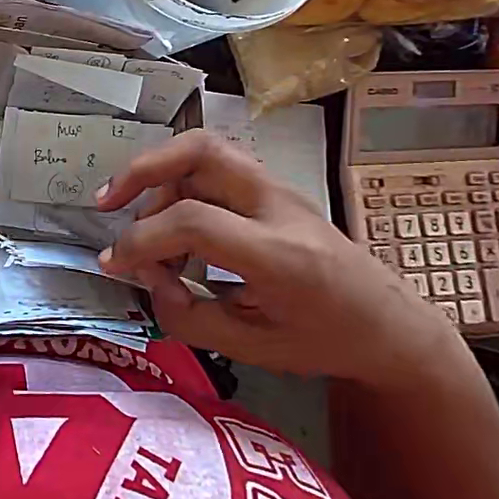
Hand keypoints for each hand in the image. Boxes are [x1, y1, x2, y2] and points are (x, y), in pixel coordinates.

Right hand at [97, 130, 466, 392]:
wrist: (391, 324)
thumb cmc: (325, 342)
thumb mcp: (251, 349)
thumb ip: (186, 315)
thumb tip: (146, 277)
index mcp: (281, 256)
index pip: (194, 223)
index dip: (140, 240)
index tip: (113, 265)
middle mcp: (278, 207)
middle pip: (201, 151)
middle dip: (142, 170)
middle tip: (108, 202)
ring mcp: (277, 189)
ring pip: (203, 149)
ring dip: (156, 175)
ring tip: (136, 218)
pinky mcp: (270, 186)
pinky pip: (211, 166)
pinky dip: (176, 182)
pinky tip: (166, 218)